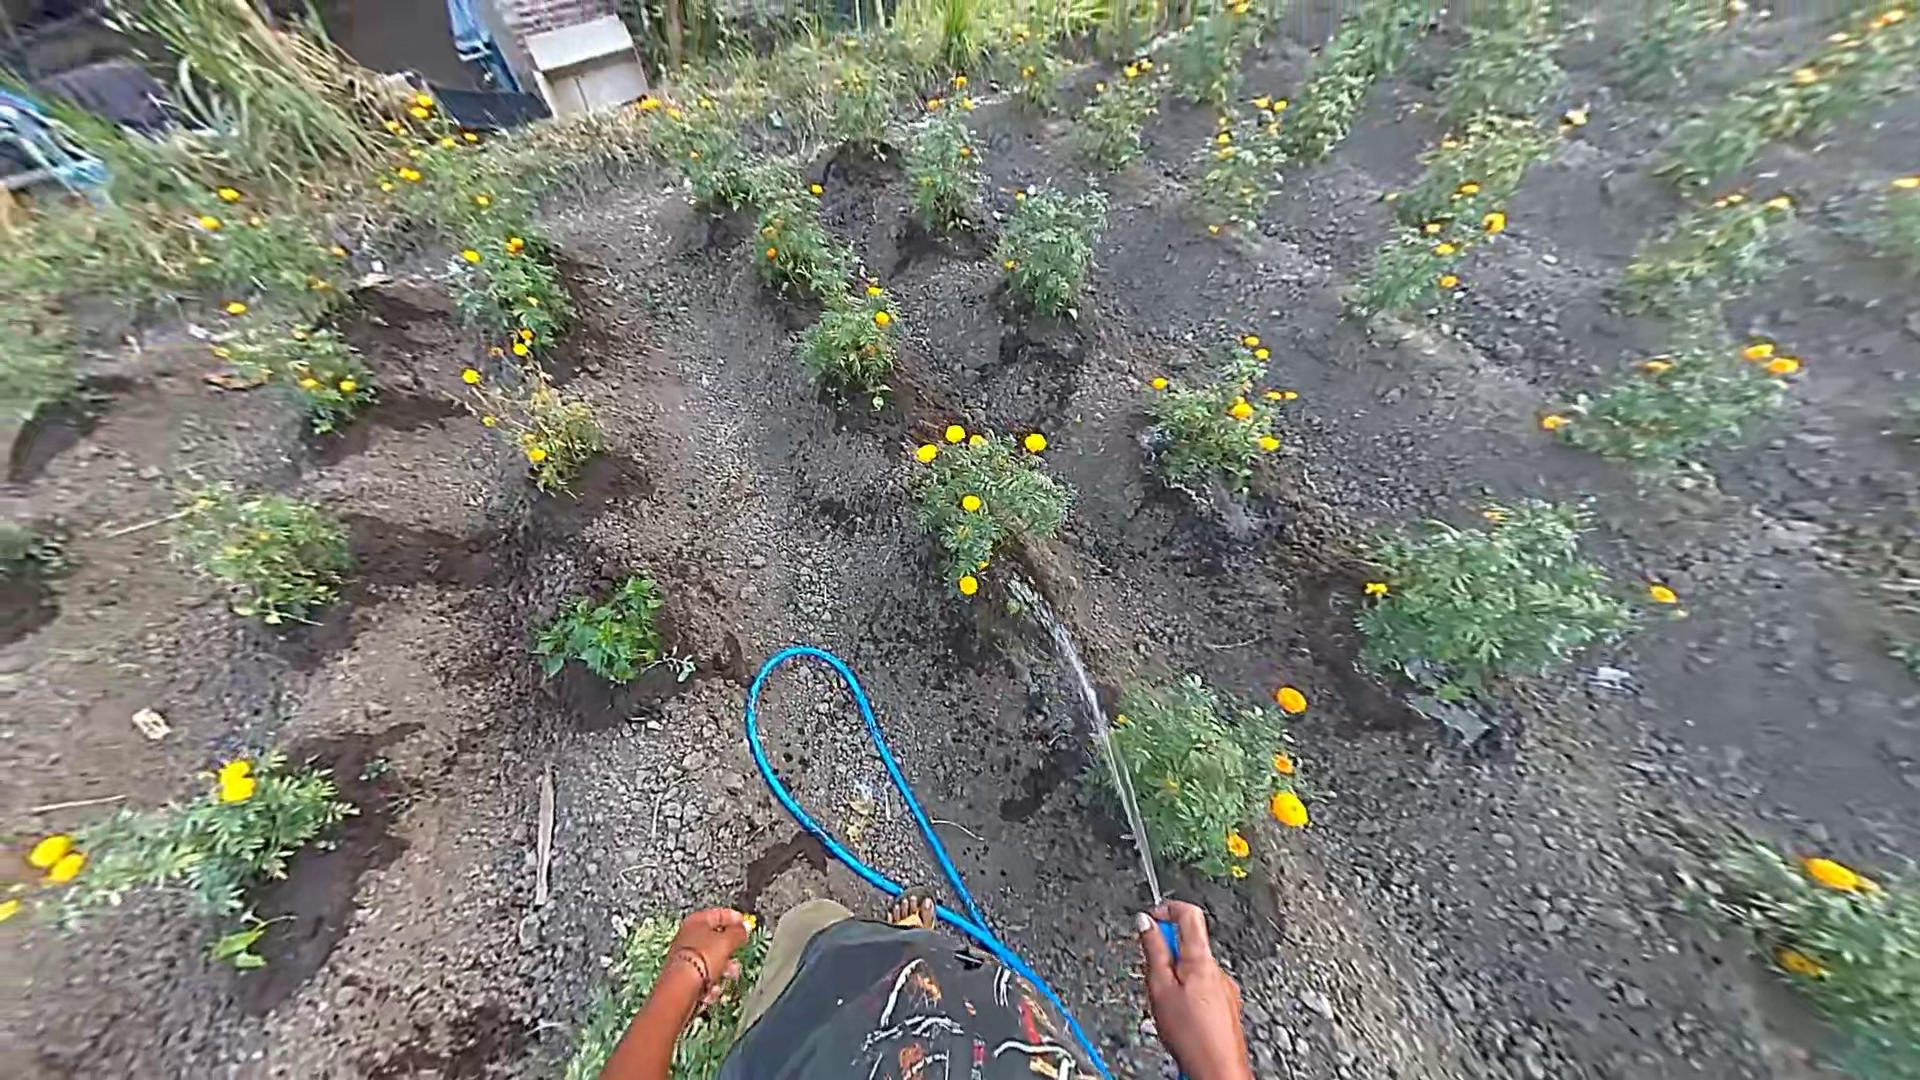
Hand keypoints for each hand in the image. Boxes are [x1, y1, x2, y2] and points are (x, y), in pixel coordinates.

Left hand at [667, 908, 752, 1005]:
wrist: (679, 992)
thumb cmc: (703, 958)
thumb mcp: (728, 940)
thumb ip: (739, 932)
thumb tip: (745, 928)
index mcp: (696, 921)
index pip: (720, 914)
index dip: (735, 919)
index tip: (746, 926)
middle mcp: (687, 937)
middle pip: (715, 939)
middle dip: (729, 948)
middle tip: (739, 953)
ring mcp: (683, 959)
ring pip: (709, 960)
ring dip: (723, 968)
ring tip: (731, 975)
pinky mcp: (681, 979)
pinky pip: (701, 977)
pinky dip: (709, 983)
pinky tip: (713, 989)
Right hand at [1136, 902, 1252, 1079]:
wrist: (1219, 1076)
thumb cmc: (1192, 1037)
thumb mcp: (1160, 987)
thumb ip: (1153, 949)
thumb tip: (1145, 920)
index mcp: (1201, 958)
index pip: (1188, 912)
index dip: (1166, 909)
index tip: (1151, 919)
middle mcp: (1218, 970)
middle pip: (1189, 941)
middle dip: (1167, 951)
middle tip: (1154, 973)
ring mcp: (1225, 989)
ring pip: (1195, 966)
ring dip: (1177, 974)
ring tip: (1168, 1001)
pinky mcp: (1227, 1007)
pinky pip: (1204, 986)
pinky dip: (1189, 991)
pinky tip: (1182, 1015)